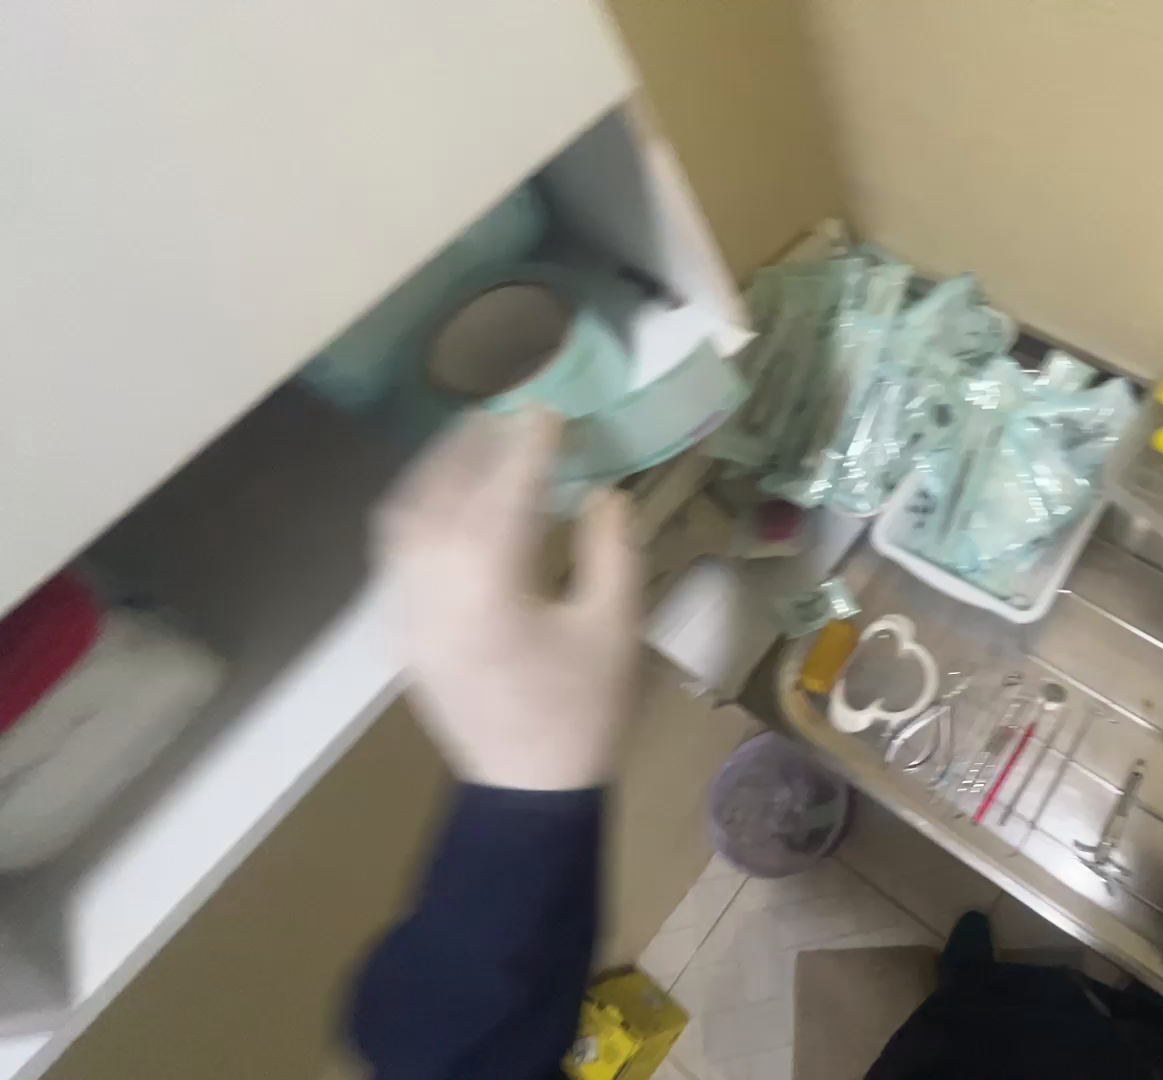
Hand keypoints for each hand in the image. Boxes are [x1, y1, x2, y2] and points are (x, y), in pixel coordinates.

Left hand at [376, 409, 638, 789]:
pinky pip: (399, 549)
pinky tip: (451, 498)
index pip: (506, 496)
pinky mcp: (405, 629)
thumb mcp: (616, 625)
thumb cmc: (585, 707)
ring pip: (405, 519)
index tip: (550, 410)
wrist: (531, 786)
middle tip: (510, 413)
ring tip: (474, 441)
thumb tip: (603, 495)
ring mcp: (407, 611)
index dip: (530, 449)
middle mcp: (431, 591)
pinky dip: (422, 507)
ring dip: (438, 471)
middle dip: (473, 447)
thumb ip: (612, 550)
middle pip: (440, 496)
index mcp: (489, 591)